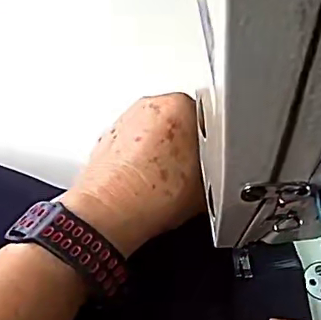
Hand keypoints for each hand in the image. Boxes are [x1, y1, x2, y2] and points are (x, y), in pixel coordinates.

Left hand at [60, 94, 204, 256]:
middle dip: (181, 146)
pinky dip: (134, 163)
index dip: (211, 145)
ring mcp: (123, 122)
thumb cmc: (153, 197)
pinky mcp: (104, 141)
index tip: (207, 163)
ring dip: (156, 154)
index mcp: (179, 104)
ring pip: (150, 135)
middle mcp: (148, 106)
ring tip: (162, 184)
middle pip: (175, 123)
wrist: (110, 215)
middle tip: (185, 175)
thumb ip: (216, 167)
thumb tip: (216, 174)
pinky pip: (128, 149)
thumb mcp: (209, 186)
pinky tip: (142, 186)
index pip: (207, 117)